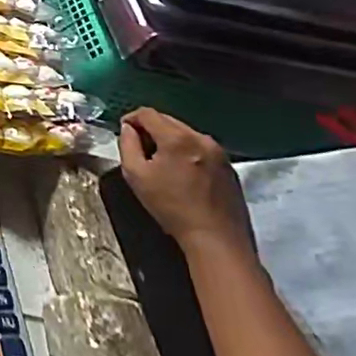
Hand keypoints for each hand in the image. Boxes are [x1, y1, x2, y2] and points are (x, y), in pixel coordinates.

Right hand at [119, 107, 253, 252]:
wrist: (217, 242)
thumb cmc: (172, 208)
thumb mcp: (136, 176)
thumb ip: (127, 145)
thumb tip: (128, 129)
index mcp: (177, 138)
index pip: (148, 113)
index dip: (132, 118)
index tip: (125, 131)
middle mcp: (200, 138)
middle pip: (168, 121)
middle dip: (151, 129)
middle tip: (141, 147)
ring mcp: (219, 152)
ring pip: (186, 133)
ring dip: (170, 140)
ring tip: (163, 161)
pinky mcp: (229, 167)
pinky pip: (201, 148)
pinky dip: (188, 152)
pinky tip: (184, 173)